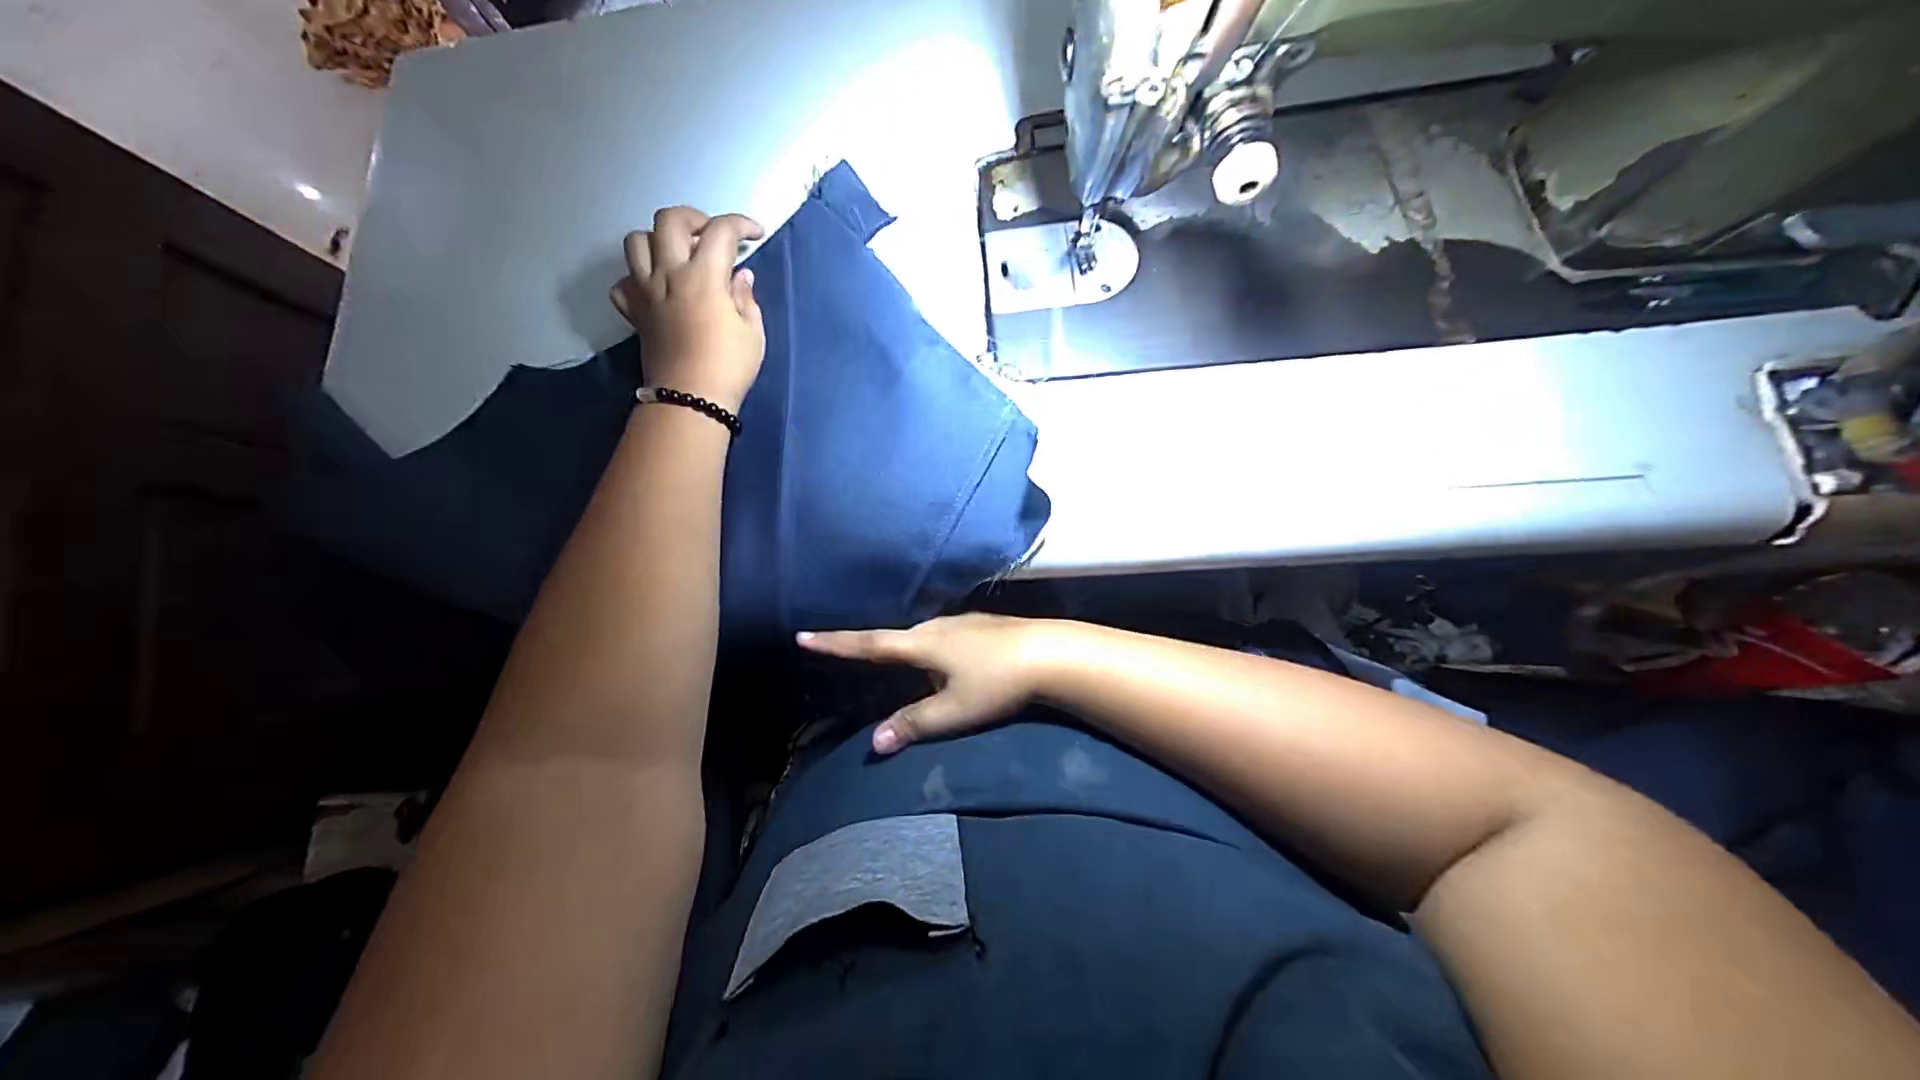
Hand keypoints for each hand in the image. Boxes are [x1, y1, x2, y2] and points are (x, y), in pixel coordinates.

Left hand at [610, 207, 765, 413]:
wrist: (690, 400)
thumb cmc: (729, 368)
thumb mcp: (752, 332)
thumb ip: (744, 297)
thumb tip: (739, 276)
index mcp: (703, 276)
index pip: (721, 231)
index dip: (741, 224)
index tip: (755, 233)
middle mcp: (669, 275)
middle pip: (669, 220)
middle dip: (694, 219)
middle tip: (711, 236)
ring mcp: (646, 292)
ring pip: (637, 242)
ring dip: (658, 240)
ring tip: (679, 256)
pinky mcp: (634, 313)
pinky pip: (623, 282)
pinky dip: (637, 278)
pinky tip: (655, 288)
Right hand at [797, 615, 1068, 754]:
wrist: (1053, 653)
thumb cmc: (999, 683)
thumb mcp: (954, 711)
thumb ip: (914, 725)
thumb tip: (874, 743)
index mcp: (922, 644)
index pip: (868, 645)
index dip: (834, 643)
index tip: (803, 634)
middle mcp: (937, 626)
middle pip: (895, 638)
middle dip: (870, 647)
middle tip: (846, 652)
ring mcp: (962, 622)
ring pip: (924, 636)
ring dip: (907, 649)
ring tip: (901, 664)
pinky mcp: (984, 625)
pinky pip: (946, 636)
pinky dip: (934, 648)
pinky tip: (950, 661)